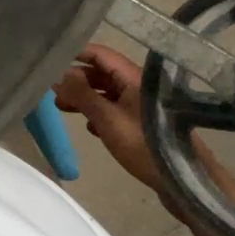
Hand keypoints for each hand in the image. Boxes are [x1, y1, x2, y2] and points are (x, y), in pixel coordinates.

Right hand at [55, 44, 234, 219]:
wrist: (184, 182)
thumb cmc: (145, 146)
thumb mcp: (107, 119)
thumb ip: (81, 94)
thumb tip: (59, 74)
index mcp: (133, 78)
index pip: (99, 54)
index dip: (74, 53)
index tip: (50, 59)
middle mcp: (138, 86)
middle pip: (101, 73)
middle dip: (76, 80)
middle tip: (53, 91)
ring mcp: (142, 105)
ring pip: (107, 92)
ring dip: (85, 98)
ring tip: (63, 108)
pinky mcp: (144, 124)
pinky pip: (116, 109)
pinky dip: (99, 113)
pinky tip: (90, 127)